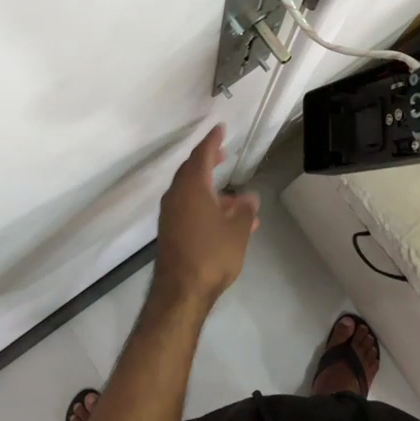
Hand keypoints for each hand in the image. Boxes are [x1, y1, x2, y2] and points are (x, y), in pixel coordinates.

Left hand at [152, 125, 258, 304]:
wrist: (181, 291)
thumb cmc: (212, 254)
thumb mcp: (238, 231)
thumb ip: (244, 211)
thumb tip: (248, 199)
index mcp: (192, 187)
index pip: (202, 155)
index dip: (212, 141)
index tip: (220, 129)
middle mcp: (176, 196)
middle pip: (192, 171)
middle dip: (208, 163)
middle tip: (223, 155)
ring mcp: (171, 215)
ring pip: (192, 193)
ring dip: (212, 192)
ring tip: (238, 201)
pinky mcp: (171, 232)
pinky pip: (189, 209)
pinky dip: (206, 207)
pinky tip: (226, 223)